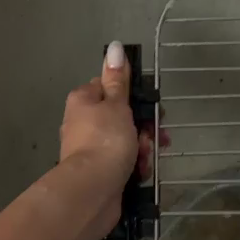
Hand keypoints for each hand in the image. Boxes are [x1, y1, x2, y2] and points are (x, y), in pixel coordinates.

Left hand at [59, 41, 143, 190]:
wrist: (92, 193)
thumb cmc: (105, 140)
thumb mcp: (117, 105)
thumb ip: (118, 79)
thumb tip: (114, 46)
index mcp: (84, 101)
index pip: (110, 88)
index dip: (133, 96)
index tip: (151, 106)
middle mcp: (84, 122)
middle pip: (121, 116)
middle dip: (143, 126)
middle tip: (156, 135)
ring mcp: (91, 149)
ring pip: (125, 140)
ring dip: (142, 147)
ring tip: (146, 157)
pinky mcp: (99, 172)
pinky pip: (123, 162)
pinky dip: (135, 165)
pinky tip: (142, 171)